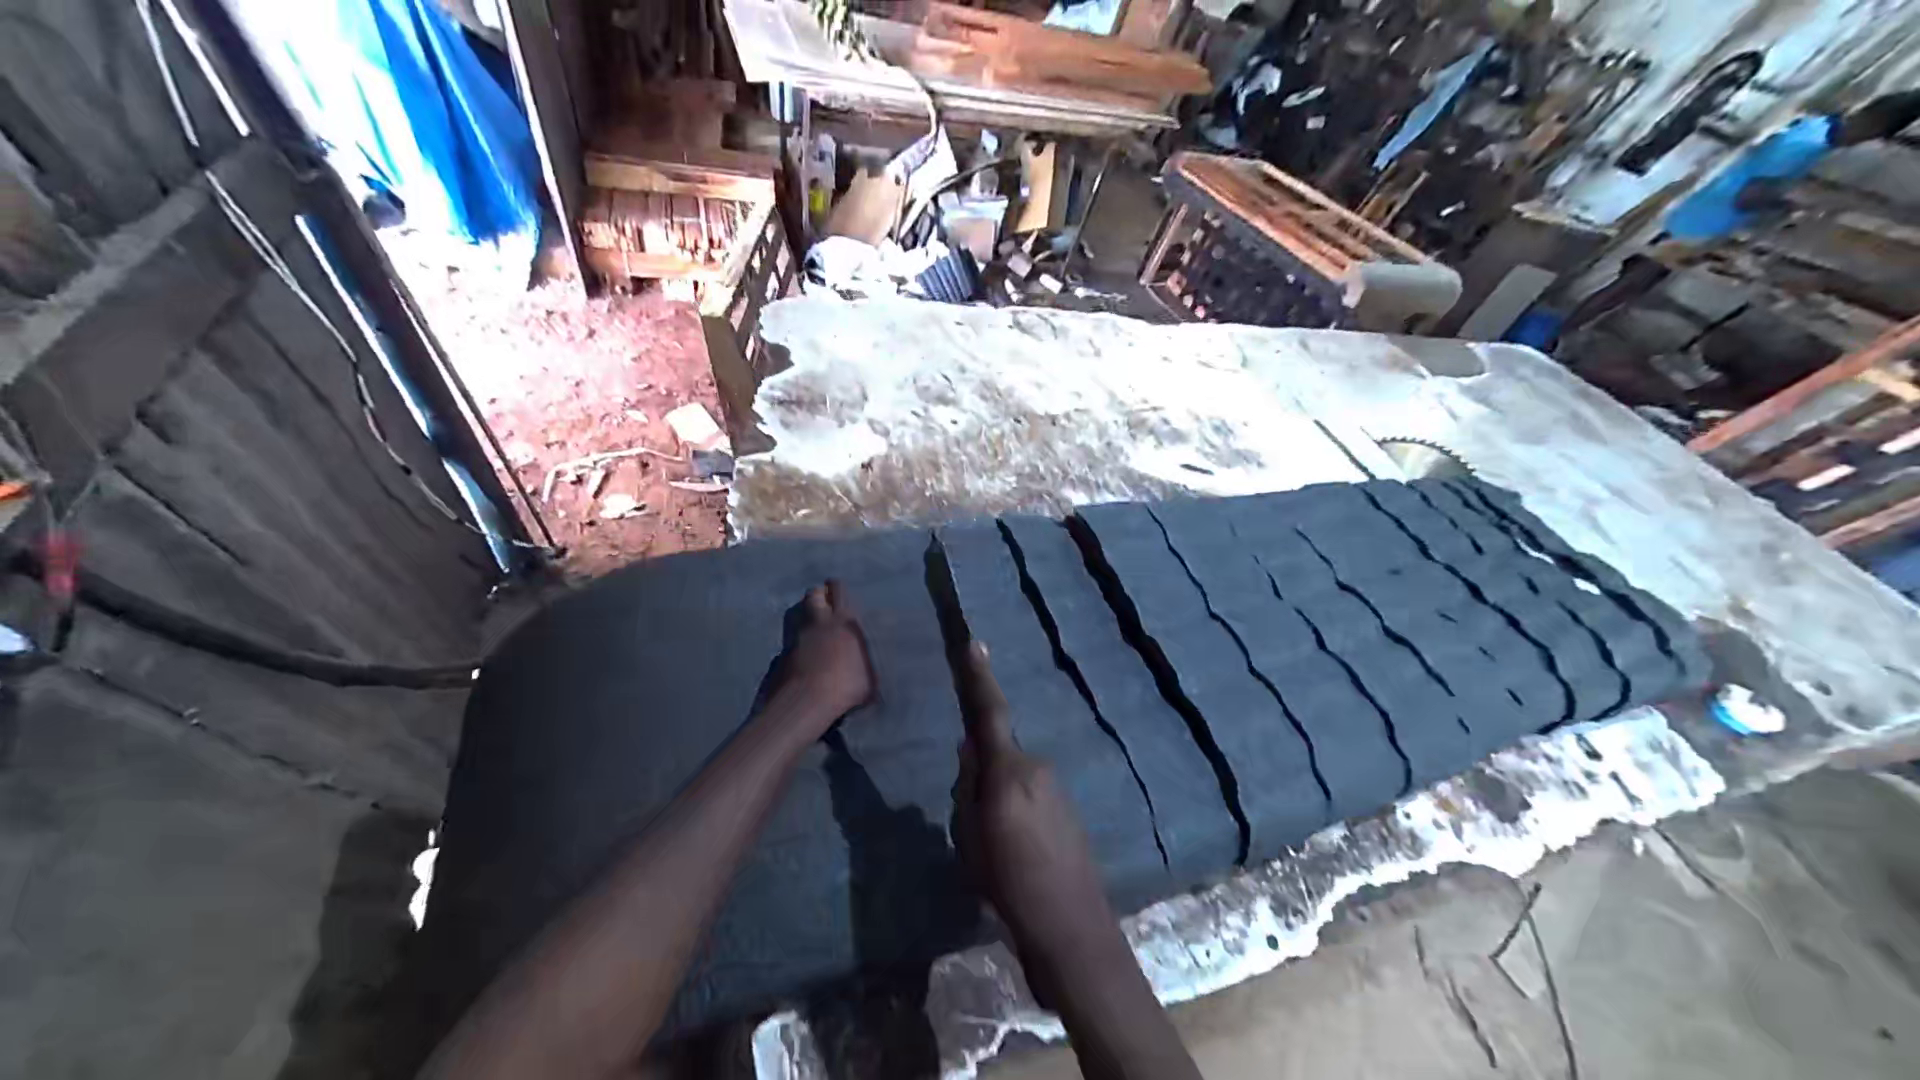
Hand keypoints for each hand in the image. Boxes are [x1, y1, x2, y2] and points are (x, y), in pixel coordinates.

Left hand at [773, 581, 873, 728]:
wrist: (806, 703)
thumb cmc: (845, 687)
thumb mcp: (870, 674)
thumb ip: (868, 656)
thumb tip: (874, 643)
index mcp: (843, 620)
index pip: (838, 589)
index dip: (836, 589)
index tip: (840, 593)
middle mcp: (818, 620)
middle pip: (813, 594)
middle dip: (819, 596)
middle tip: (825, 604)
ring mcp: (795, 634)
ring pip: (796, 610)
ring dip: (803, 611)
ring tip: (810, 620)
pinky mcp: (780, 651)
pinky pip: (787, 635)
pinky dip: (792, 635)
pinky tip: (799, 646)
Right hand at [950, 642, 1114, 960]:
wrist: (1073, 930)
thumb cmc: (1011, 885)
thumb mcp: (971, 838)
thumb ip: (969, 787)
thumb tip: (972, 750)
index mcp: (1009, 771)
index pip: (988, 714)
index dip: (979, 678)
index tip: (974, 642)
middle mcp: (1036, 769)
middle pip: (995, 753)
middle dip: (979, 775)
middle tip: (973, 825)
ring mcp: (1057, 789)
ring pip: (1012, 778)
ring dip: (999, 800)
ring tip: (996, 853)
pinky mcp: (1067, 810)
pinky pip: (1029, 796)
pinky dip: (1016, 814)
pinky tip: (1017, 857)